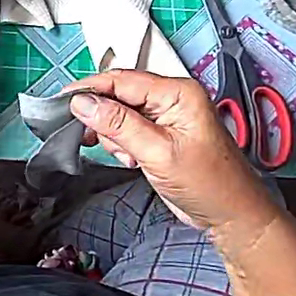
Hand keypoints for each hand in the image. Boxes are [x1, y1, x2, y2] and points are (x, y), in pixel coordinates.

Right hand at [67, 69, 282, 233]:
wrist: (231, 216)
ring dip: (114, 135)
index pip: (123, 79)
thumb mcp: (158, 153)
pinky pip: (129, 129)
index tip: (63, 101)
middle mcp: (172, 98)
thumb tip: (84, 103)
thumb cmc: (210, 185)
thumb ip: (119, 124)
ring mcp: (167, 116)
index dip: (90, 89)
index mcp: (178, 92)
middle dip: (104, 118)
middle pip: (119, 94)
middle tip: (92, 138)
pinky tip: (131, 160)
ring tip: (127, 157)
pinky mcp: (161, 134)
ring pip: (120, 113)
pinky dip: (122, 144)